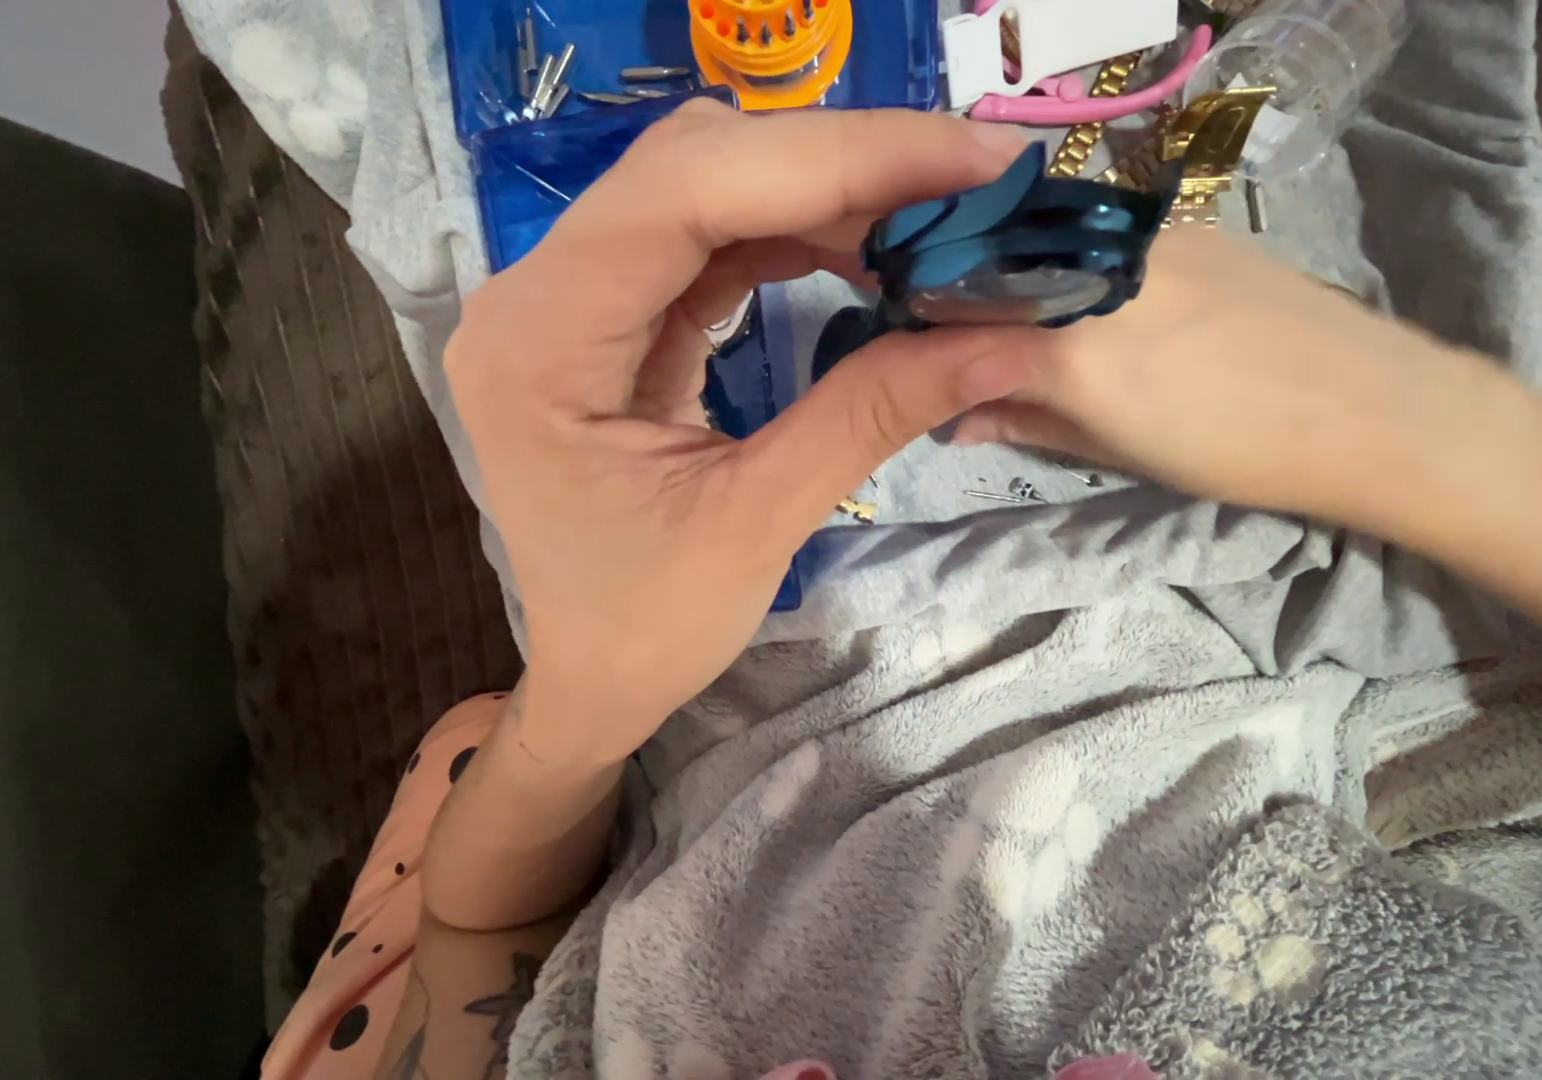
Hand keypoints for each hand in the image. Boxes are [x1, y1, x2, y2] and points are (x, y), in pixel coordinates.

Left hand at [446, 101, 1041, 762]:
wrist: (592, 674)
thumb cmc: (649, 625)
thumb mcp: (762, 520)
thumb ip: (871, 412)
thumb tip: (1008, 337)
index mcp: (541, 346)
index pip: (687, 191)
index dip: (839, 159)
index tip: (974, 160)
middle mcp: (533, 298)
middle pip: (693, 169)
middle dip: (841, 167)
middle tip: (971, 184)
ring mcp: (563, 303)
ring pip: (702, 191)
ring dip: (822, 195)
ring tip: (931, 217)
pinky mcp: (604, 321)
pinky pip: (701, 243)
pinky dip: (789, 236)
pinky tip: (861, 250)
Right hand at [950, 227, 1499, 528]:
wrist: (1372, 410)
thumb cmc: (1233, 453)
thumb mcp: (1114, 451)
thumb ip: (1023, 424)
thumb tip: (952, 424)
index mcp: (1069, 350)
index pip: (957, 334)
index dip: (921, 348)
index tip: (907, 364)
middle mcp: (1092, 277)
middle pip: (989, 278)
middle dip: (955, 308)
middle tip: (946, 343)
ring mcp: (1138, 241)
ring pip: (1037, 250)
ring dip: (1005, 280)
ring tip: (1008, 320)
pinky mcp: (1177, 227)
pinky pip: (1089, 237)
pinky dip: (1058, 263)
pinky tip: (1071, 292)